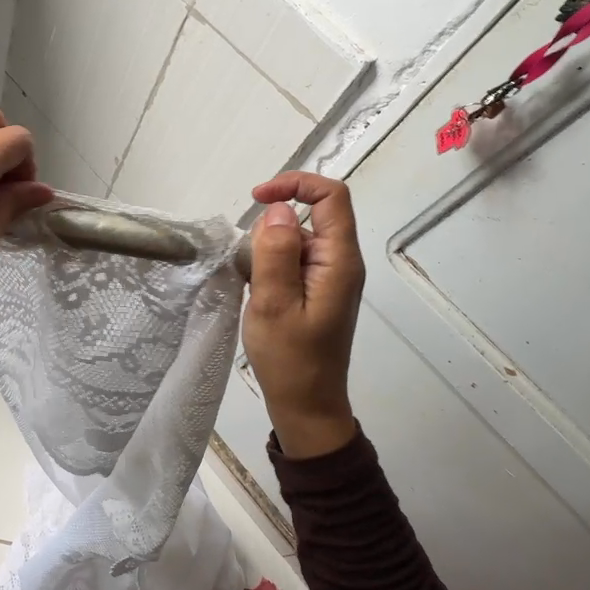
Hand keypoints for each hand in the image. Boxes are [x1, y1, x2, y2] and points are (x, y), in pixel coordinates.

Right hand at [242, 171, 365, 458]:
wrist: (306, 406)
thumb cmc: (290, 359)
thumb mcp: (274, 303)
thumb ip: (277, 252)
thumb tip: (279, 210)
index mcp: (339, 262)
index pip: (331, 196)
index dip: (296, 184)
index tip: (257, 199)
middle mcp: (340, 263)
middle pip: (312, 214)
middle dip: (273, 224)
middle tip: (248, 262)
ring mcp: (329, 277)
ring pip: (297, 237)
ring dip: (267, 247)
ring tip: (251, 284)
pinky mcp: (315, 290)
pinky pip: (292, 259)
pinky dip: (269, 264)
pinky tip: (255, 291)